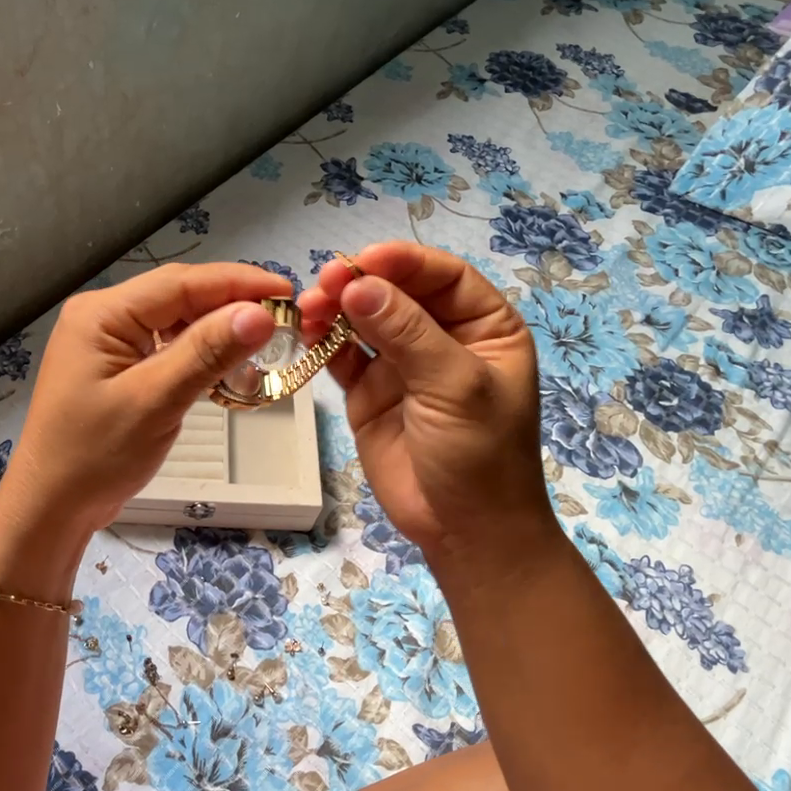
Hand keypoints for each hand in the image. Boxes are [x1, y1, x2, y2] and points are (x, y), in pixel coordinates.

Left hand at [0, 263, 290, 536]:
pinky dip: (197, 355)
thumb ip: (206, 353)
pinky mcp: (116, 371)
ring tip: (262, 343)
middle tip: (284, 321)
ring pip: (174, 323)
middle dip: (230, 305)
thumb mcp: (155, 401)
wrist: (50, 507)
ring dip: (216, 331)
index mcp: (102, 313)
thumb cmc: (94, 456)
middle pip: (178, 297)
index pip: (181, 283)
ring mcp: (107, 345)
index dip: (237, 283)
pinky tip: (225, 367)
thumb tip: (260, 314)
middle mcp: (102, 318)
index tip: (287, 294)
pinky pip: (164, 348)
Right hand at [299, 243, 550, 558]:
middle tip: (323, 283)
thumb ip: (408, 334)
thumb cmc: (480, 455)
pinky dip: (323, 343)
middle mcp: (441, 338)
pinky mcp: (368, 393)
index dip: (404, 263)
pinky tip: (306, 334)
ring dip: (336, 310)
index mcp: (484, 327)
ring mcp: (401, 366)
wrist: (463, 530)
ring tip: (306, 309)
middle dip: (361, 284)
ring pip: (364, 322)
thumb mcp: (455, 387)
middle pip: (397, 294)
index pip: (443, 278)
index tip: (362, 260)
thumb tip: (358, 287)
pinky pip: (342, 357)